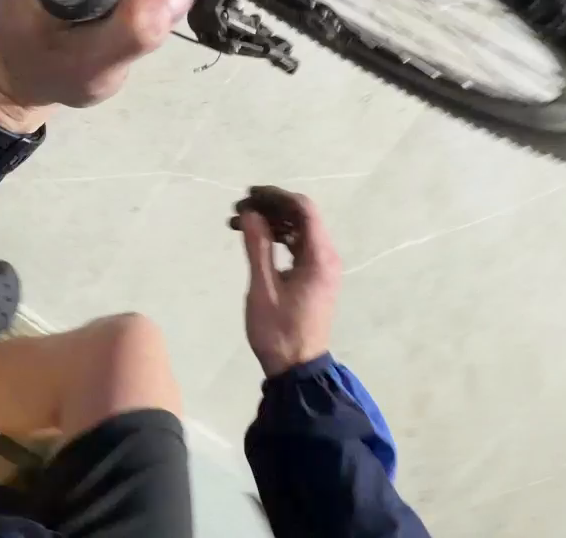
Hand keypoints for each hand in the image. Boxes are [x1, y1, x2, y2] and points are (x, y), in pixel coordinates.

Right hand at [236, 186, 341, 376]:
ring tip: (240, 222)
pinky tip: (255, 237)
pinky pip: (298, 244)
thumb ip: (257, 246)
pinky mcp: (315, 275)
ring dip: (271, 220)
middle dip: (270, 206)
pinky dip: (277, 236)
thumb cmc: (279, 331)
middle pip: (301, 216)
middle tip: (239, 209)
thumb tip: (249, 212)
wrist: (297, 370)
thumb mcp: (263, 289)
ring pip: (298, 228)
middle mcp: (327, 256)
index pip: (303, 209)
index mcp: (320, 257)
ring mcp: (322, 266)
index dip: (276, 196)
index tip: (249, 194)